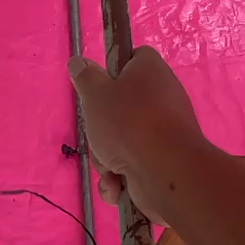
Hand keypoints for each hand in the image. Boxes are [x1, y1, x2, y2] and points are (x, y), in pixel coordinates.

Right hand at [68, 47, 216, 224]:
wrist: (166, 172)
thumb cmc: (128, 123)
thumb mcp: (95, 95)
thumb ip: (85, 78)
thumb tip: (78, 61)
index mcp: (150, 71)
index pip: (132, 59)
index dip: (113, 70)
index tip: (98, 86)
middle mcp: (162, 96)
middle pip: (120, 106)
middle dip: (102, 129)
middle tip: (99, 135)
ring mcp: (165, 130)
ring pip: (123, 139)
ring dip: (108, 158)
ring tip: (110, 167)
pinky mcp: (165, 159)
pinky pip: (134, 162)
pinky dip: (122, 177)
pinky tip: (117, 185)